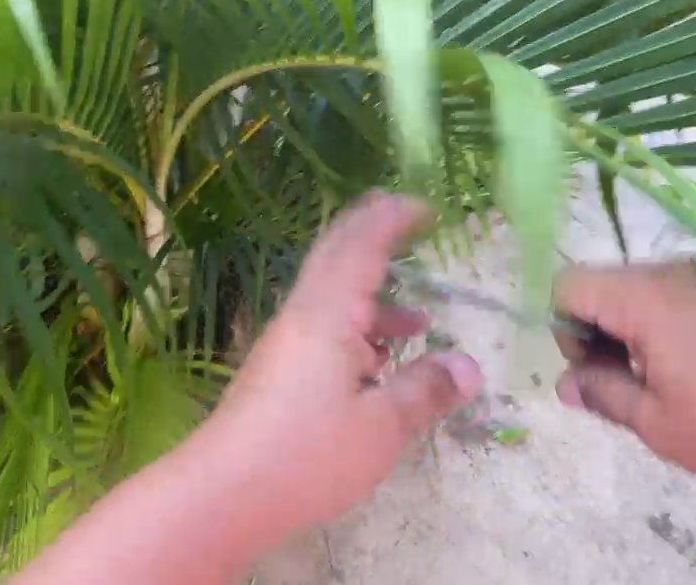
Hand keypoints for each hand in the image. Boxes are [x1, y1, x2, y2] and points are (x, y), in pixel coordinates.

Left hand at [193, 191, 483, 531]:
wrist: (226, 488)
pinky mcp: (281, 366)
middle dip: (371, 231)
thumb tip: (469, 365)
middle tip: (404, 214)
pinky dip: (357, 330)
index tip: (424, 206)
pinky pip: (324, 326)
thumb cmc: (307, 453)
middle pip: (337, 254)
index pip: (362, 246)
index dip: (392, 220)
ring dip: (372, 295)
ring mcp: (288, 339)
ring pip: (332, 295)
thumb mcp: (380, 427)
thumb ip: (424, 390)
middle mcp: (305, 313)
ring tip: (417, 319)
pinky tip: (379, 364)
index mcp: (328, 312)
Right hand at [553, 261, 695, 583]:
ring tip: (667, 383)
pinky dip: (670, 324)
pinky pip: (679, 293)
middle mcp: (678, 270)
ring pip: (641, 288)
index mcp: (650, 295)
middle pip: (604, 283)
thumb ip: (600, 392)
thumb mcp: (658, 426)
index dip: (565, 327)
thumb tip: (564, 384)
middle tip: (626, 385)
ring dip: (635, 328)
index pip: (569, 284)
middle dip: (600, 329)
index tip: (592, 371)